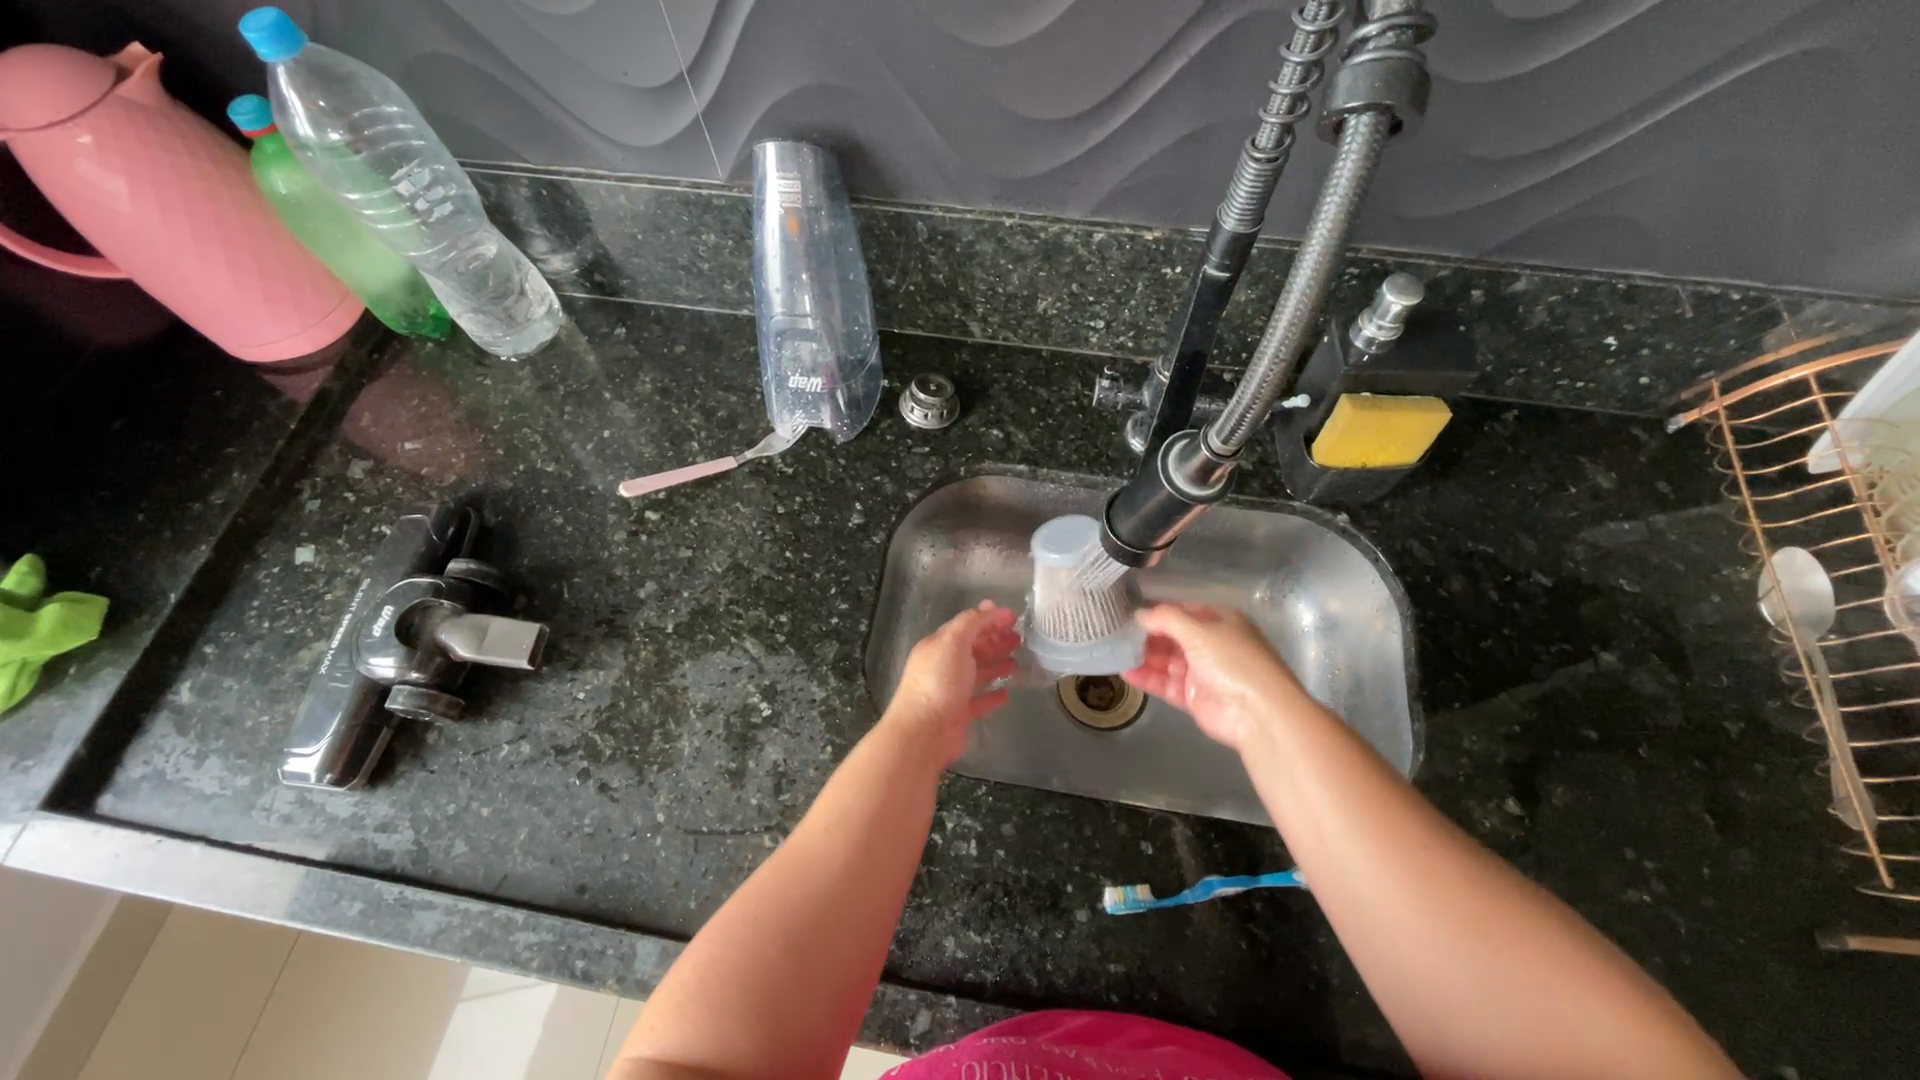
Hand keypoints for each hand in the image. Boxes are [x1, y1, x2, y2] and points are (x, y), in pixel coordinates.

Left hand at [883, 600, 1019, 764]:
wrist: (923, 732)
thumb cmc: (938, 682)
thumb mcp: (953, 643)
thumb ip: (971, 623)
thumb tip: (989, 607)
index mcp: (939, 645)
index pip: (966, 626)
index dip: (989, 619)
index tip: (1014, 618)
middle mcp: (943, 666)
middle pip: (973, 649)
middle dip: (995, 641)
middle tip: (1019, 640)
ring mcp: (950, 691)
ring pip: (977, 673)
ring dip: (996, 665)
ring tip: (1017, 662)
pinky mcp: (959, 715)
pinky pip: (979, 701)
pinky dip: (992, 695)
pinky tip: (1006, 694)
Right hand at [1122, 603, 1310, 750]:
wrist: (1258, 713)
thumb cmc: (1233, 662)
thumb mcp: (1200, 631)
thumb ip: (1167, 619)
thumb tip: (1140, 614)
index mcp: (1220, 621)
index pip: (1183, 610)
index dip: (1158, 611)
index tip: (1128, 611)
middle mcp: (1212, 644)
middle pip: (1173, 636)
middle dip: (1147, 635)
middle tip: (1116, 632)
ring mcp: (1203, 671)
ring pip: (1167, 660)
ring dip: (1144, 656)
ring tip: (1115, 652)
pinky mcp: (1194, 696)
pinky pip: (1166, 683)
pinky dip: (1148, 678)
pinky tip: (1126, 673)